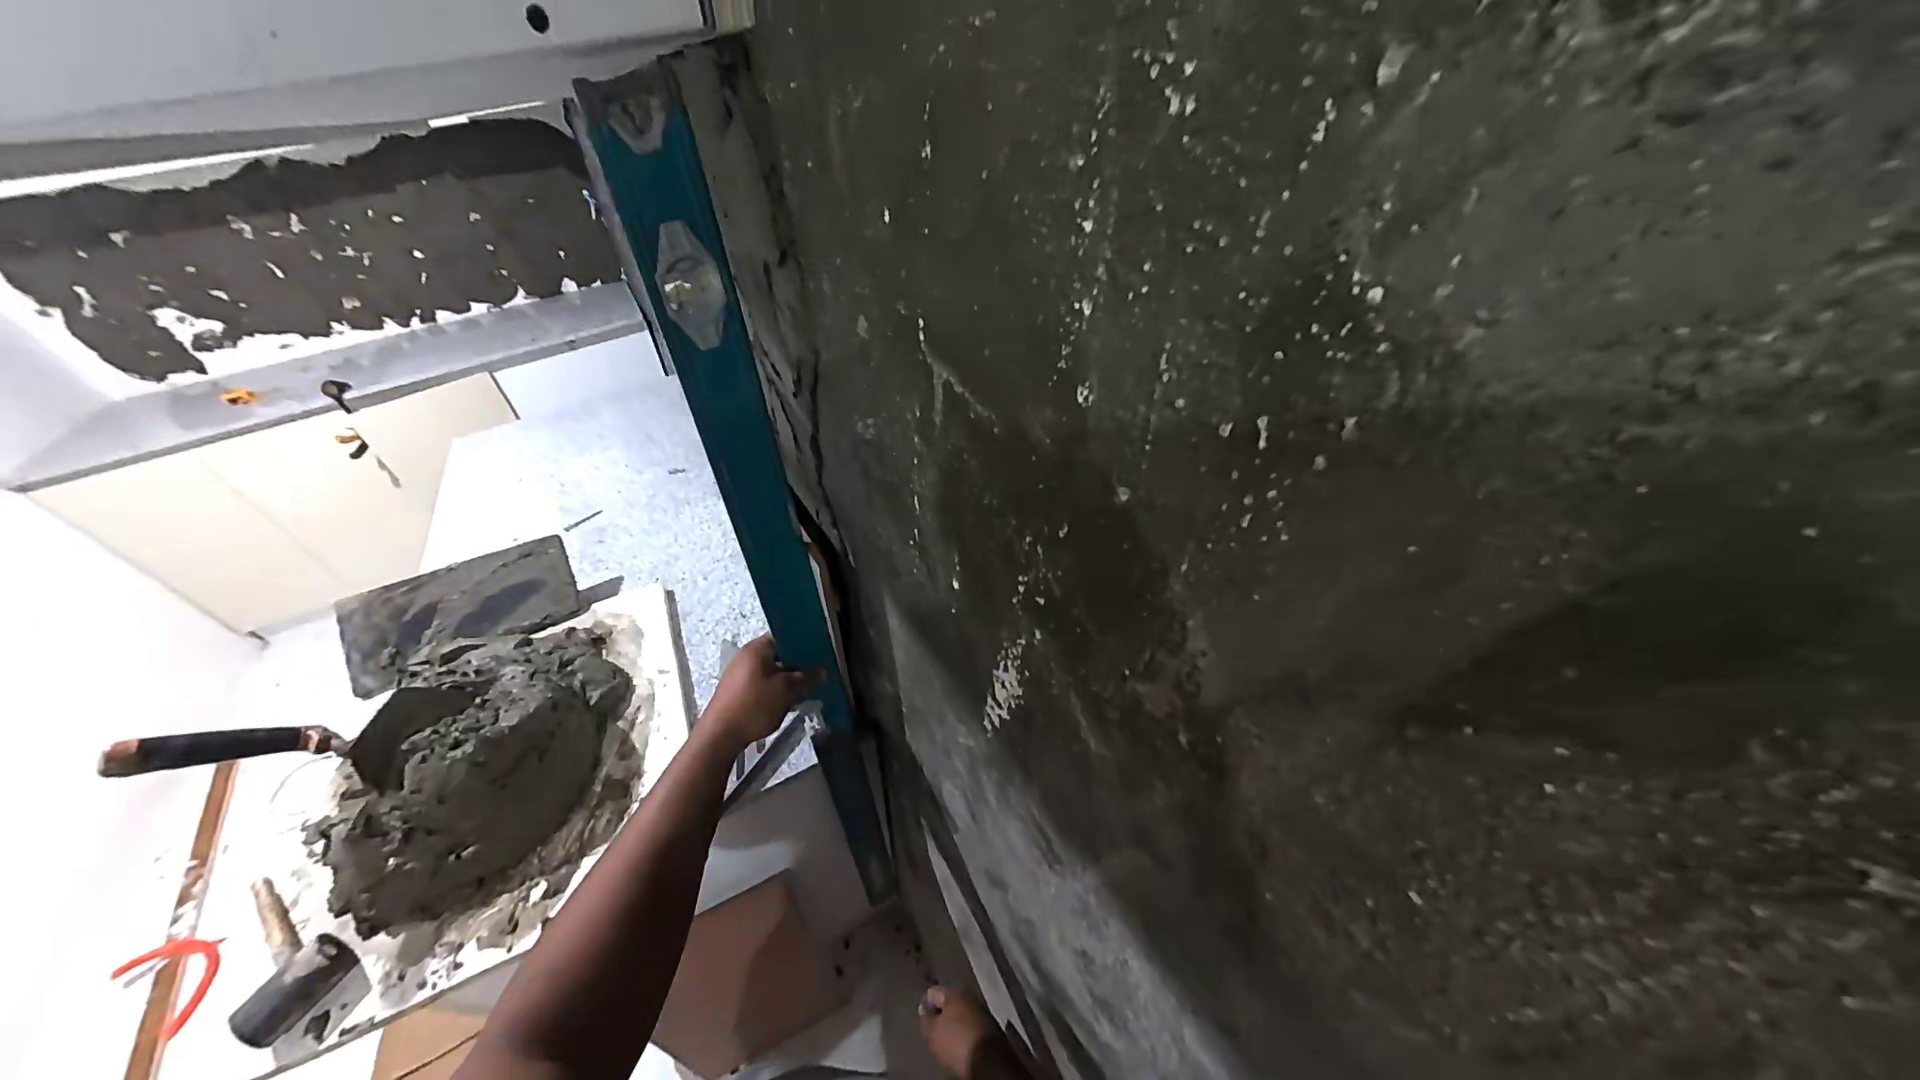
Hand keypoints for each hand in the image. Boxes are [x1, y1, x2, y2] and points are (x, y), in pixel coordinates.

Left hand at [700, 635, 819, 753]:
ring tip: (804, 692)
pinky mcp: (737, 691)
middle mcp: (746, 657)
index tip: (818, 656)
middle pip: (778, 655)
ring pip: (771, 672)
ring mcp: (739, 674)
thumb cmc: (754, 705)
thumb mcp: (786, 691)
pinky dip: (775, 691)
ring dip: (787, 681)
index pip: (784, 637)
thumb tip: (822, 670)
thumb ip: (806, 678)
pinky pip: (762, 684)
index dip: (803, 645)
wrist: (720, 735)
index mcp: (756, 648)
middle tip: (816, 677)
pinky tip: (787, 703)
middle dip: (798, 666)